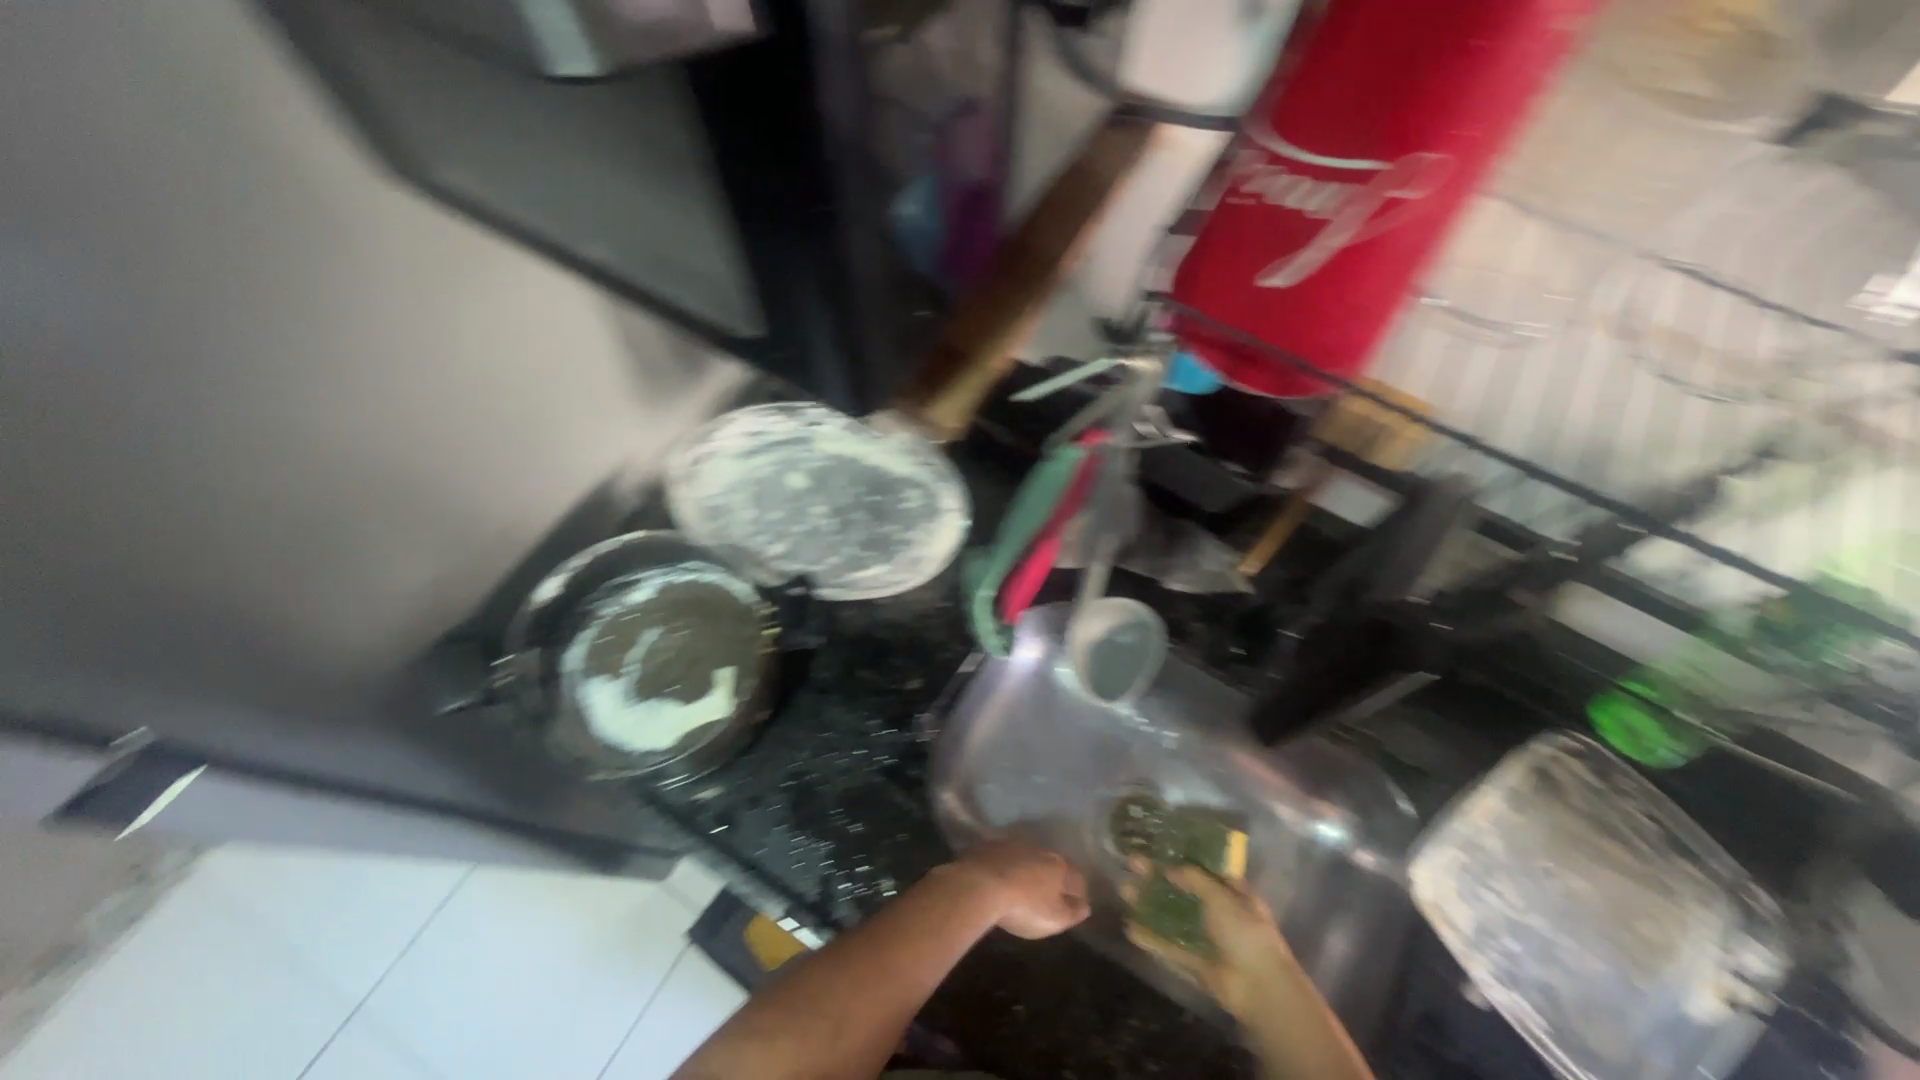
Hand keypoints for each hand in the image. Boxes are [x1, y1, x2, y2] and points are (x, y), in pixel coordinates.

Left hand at [943, 840, 1089, 938]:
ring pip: (1028, 856)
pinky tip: (1000, 875)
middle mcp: (1040, 850)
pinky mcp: (989, 846)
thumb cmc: (1024, 906)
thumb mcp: (1054, 919)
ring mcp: (1013, 844)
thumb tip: (1085, 906)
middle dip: (1053, 876)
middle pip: (1052, 863)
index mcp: (1059, 867)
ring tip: (1024, 883)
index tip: (1076, 904)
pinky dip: (1006, 865)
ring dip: (1029, 868)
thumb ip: (1073, 913)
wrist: (979, 885)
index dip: (1078, 892)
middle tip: (1050, 892)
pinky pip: (1004, 855)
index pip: (1077, 878)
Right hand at [1124, 862, 1296, 1020]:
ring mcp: (1204, 938)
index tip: (1156, 847)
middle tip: (1130, 863)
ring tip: (1123, 890)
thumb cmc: (1246, 932)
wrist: (1259, 986)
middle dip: (1156, 878)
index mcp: (1231, 893)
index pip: (1203, 870)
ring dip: (1148, 904)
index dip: (1180, 858)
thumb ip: (1195, 879)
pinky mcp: (1194, 963)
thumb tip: (1171, 868)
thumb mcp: (1222, 897)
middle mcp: (1217, 913)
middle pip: (1181, 891)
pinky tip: (1130, 928)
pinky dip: (1150, 938)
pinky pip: (1169, 947)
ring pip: (1171, 918)